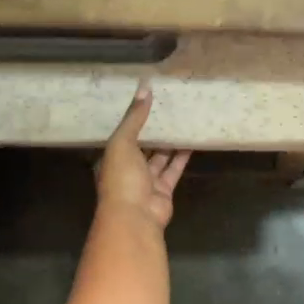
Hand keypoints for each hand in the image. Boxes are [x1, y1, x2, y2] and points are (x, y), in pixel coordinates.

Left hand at [96, 83, 189, 229]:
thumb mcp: (122, 142)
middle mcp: (127, 169)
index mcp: (111, 158)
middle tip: (168, 108)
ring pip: (159, 157)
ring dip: (169, 142)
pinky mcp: (164, 189)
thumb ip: (134, 117)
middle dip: (153, 130)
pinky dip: (182, 156)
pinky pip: (173, 168)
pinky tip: (191, 140)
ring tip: (182, 120)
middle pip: (142, 146)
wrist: (134, 216)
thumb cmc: (122, 177)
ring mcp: (146, 181)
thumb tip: (145, 88)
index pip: (122, 135)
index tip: (146, 103)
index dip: (132, 120)